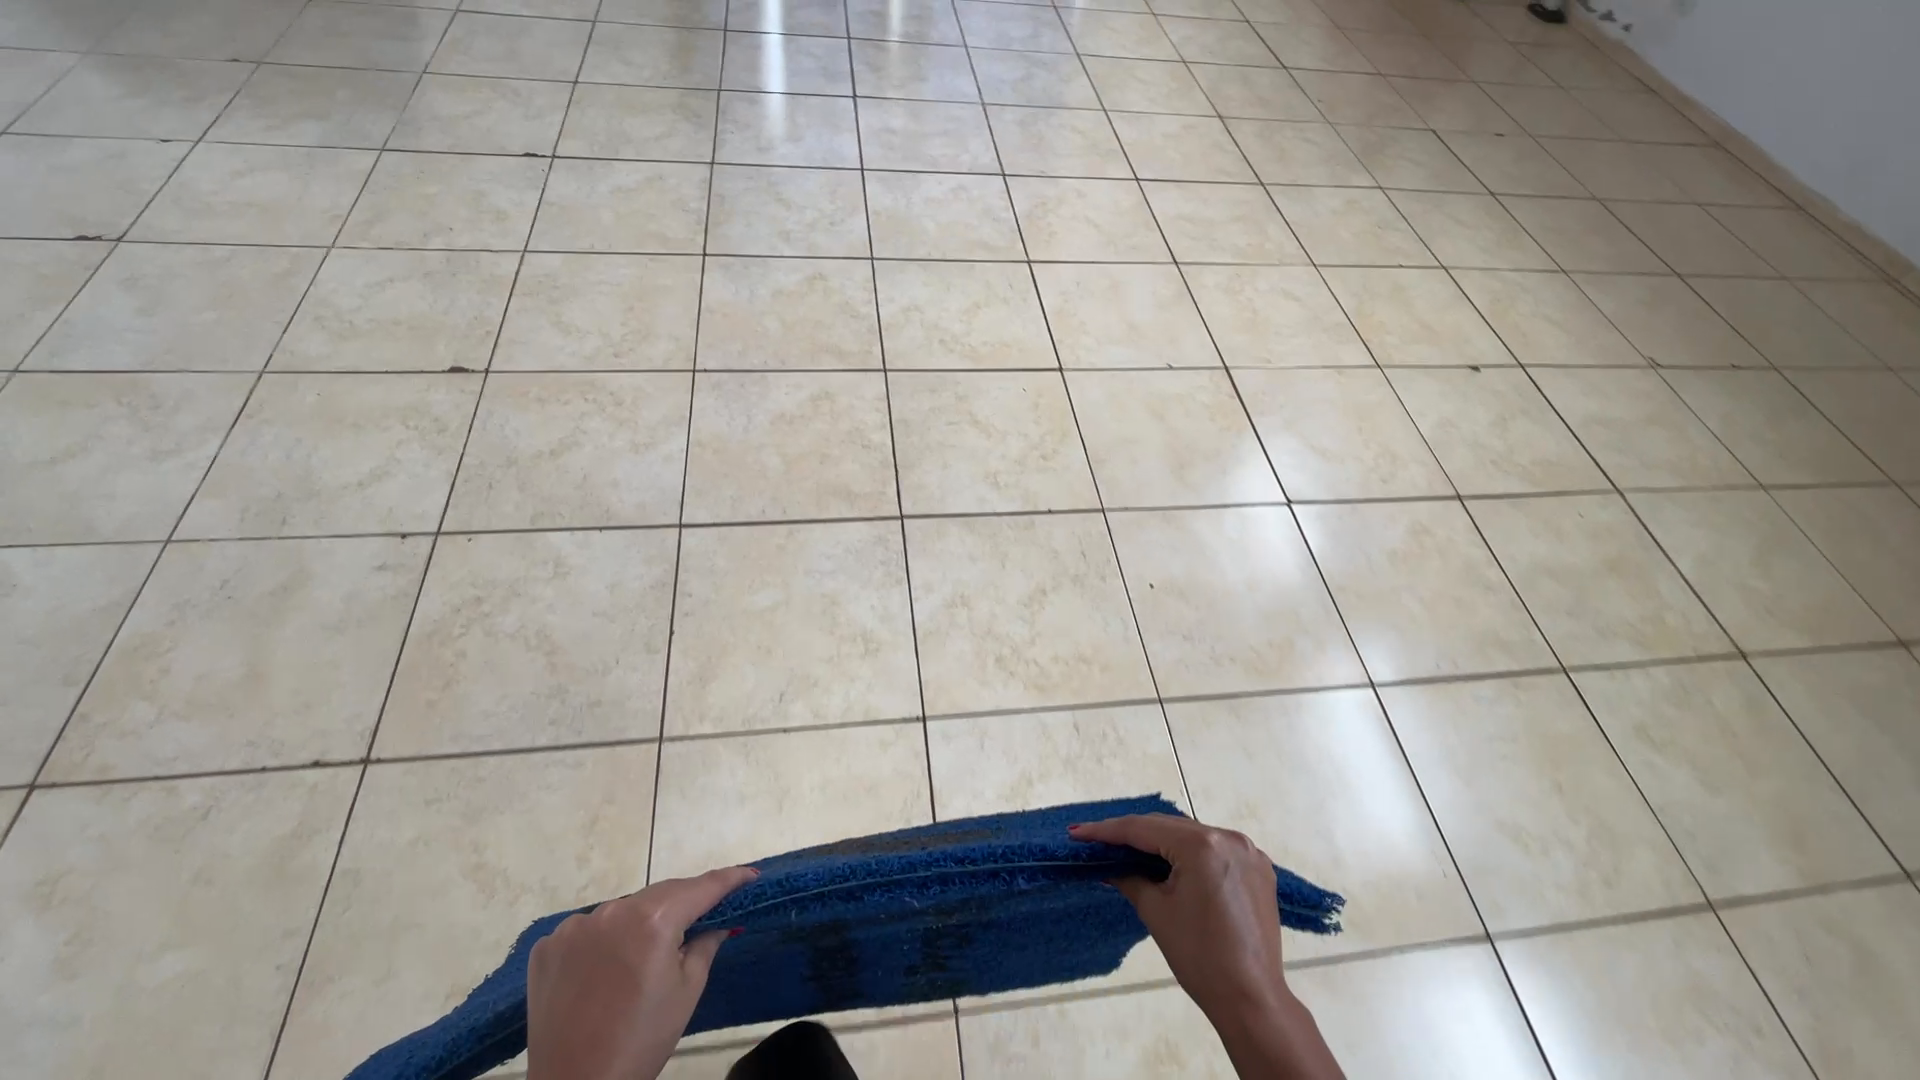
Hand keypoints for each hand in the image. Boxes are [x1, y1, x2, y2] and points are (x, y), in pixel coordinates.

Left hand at [526, 866, 756, 1079]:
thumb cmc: (642, 1040)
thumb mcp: (688, 990)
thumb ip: (706, 944)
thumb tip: (716, 923)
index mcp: (652, 920)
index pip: (700, 887)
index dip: (729, 879)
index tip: (749, 875)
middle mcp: (612, 911)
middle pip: (660, 895)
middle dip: (684, 902)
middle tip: (706, 915)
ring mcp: (573, 927)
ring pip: (622, 911)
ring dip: (640, 921)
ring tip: (649, 952)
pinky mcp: (547, 947)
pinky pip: (587, 930)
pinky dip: (604, 940)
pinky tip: (607, 968)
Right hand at [1071, 815, 1285, 1017]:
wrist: (1251, 998)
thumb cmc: (1198, 956)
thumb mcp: (1155, 911)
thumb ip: (1129, 877)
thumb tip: (1108, 865)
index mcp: (1202, 845)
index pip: (1144, 829)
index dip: (1107, 831)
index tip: (1077, 833)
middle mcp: (1229, 838)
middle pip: (1170, 827)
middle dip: (1133, 834)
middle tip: (1097, 840)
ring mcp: (1248, 852)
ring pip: (1193, 836)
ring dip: (1162, 842)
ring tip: (1127, 849)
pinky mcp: (1259, 869)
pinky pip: (1215, 850)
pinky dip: (1190, 853)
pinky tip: (1170, 863)